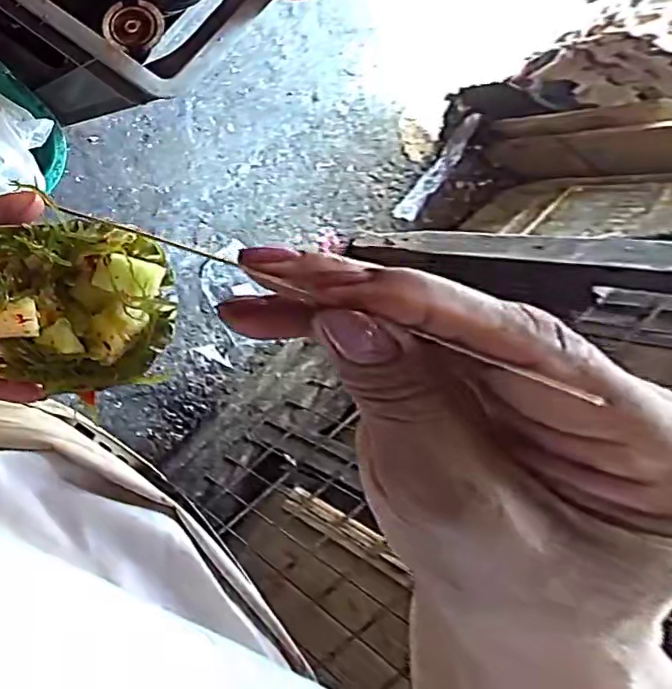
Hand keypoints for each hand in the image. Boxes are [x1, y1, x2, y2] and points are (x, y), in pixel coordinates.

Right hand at [218, 249, 671, 672]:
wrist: (507, 616)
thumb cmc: (515, 584)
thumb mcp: (454, 500)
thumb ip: (405, 405)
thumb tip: (349, 324)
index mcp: (637, 430)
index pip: (520, 338)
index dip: (418, 303)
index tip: (336, 285)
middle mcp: (573, 388)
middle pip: (447, 313)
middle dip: (346, 289)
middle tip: (272, 269)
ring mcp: (507, 379)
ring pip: (399, 315)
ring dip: (315, 302)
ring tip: (253, 293)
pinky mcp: (450, 377)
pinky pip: (376, 334)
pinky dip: (316, 324)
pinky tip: (271, 314)